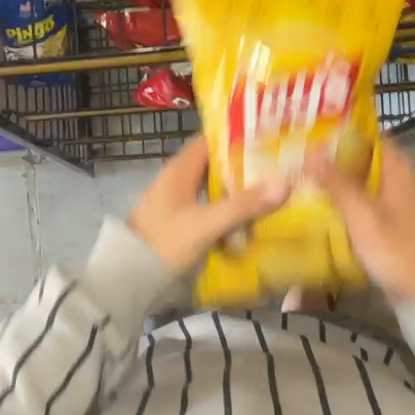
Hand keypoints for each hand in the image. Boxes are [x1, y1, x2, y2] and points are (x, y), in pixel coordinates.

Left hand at [129, 137, 291, 273]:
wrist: (129, 278)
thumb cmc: (165, 243)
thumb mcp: (207, 223)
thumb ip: (244, 204)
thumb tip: (285, 183)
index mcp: (179, 170)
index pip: (209, 141)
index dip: (236, 137)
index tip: (268, 137)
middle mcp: (176, 181)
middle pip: (214, 166)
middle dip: (243, 167)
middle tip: (279, 167)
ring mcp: (175, 204)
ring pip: (211, 190)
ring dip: (237, 192)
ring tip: (272, 192)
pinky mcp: (177, 224)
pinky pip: (207, 210)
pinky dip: (226, 212)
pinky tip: (249, 221)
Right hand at [306, 138, 414, 304]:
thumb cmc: (398, 251)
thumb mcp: (363, 217)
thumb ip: (337, 184)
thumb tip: (309, 151)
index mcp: (397, 169)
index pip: (368, 135)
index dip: (341, 130)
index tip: (308, 129)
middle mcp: (397, 179)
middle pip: (361, 158)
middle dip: (331, 155)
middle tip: (294, 154)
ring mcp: (394, 202)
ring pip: (359, 181)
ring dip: (333, 179)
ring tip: (298, 176)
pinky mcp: (388, 223)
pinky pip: (360, 202)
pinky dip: (341, 200)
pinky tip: (316, 207)